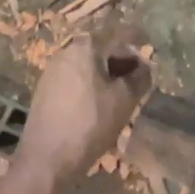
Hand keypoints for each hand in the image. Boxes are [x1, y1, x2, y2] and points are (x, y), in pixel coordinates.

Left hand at [13, 23, 151, 185]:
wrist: (46, 161)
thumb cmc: (90, 123)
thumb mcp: (125, 99)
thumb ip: (140, 77)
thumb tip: (144, 68)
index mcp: (86, 47)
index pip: (118, 32)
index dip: (137, 37)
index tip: (149, 42)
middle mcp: (66, 52)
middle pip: (102, 47)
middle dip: (122, 58)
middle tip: (139, 75)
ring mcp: (53, 71)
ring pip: (88, 64)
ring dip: (108, 72)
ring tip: (123, 91)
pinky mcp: (45, 90)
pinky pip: (76, 77)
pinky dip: (92, 82)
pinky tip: (101, 102)